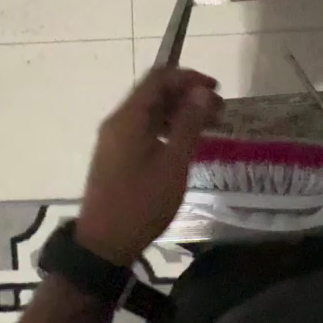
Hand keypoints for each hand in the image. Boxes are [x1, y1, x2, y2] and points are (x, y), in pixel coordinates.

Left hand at [75, 67, 222, 264]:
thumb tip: (202, 91)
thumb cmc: (142, 203)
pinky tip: (184, 143)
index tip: (216, 90)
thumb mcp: (173, 163)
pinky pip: (143, 128)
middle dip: (187, 95)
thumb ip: (188, 124)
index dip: (189, 77)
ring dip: (178, 112)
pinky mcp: (115, 154)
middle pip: (154, 93)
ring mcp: (114, 138)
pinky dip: (166, 127)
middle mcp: (118, 121)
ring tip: (208, 127)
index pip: (159, 77)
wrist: (103, 244)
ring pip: (150, 112)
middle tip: (219, 112)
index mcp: (129, 117)